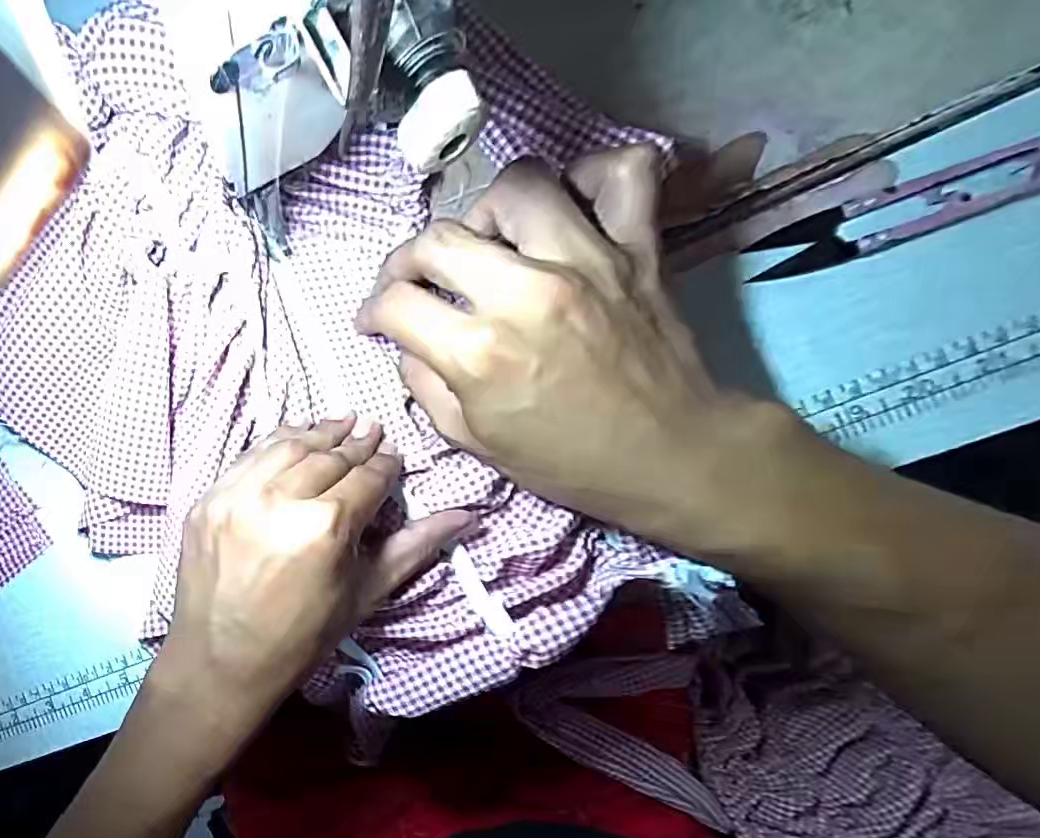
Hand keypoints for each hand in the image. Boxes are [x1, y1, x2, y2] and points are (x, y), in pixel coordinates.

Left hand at [152, 416, 474, 740]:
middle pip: (328, 457)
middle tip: (372, 428)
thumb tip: (466, 516)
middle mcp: (279, 501)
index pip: (366, 479)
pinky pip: (248, 457)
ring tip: (340, 422)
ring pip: (287, 447)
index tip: (394, 456)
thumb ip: (414, 547)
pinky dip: (276, 443)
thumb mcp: (365, 594)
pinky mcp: (207, 500)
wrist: (222, 662)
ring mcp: (236, 497)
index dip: (385, 465)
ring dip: (318, 432)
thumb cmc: (303, 637)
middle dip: (356, 442)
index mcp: (325, 528)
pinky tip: (294, 437)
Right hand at [356, 145, 809, 552]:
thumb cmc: (565, 462)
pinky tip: (569, 209)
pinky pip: (622, 173)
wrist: (665, 456)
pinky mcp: (638, 247)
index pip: (397, 303)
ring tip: (490, 244)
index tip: (376, 318)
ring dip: (487, 212)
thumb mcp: (476, 442)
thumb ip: (427, 388)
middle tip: (415, 281)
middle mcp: (526, 293)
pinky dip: (591, 177)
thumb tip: (410, 344)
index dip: (373, 310)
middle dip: (407, 259)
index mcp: (479, 354)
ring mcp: (587, 260)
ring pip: (518, 186)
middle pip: (439, 237)